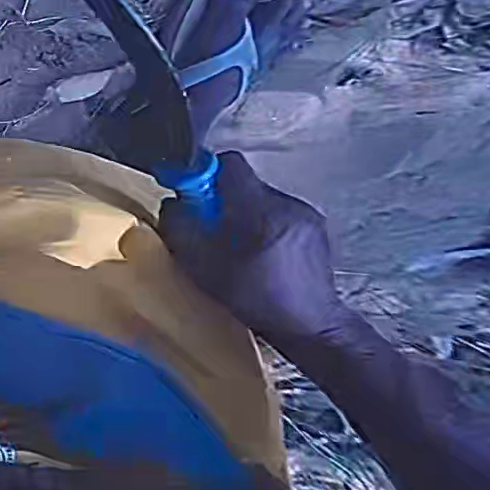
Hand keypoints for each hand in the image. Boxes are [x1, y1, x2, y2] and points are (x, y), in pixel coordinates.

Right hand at [161, 151, 366, 359]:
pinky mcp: (315, 228)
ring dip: (237, 210)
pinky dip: (257, 221)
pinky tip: (252, 249)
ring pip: (257, 197)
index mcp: (259, 209)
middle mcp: (287, 204)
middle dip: (217, 196)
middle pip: (241, 181)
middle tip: (203, 223)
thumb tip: (174, 201)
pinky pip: (275, 211)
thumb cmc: (248, 293)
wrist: (309, 326)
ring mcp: (307, 215)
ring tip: (229, 240)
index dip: (202, 172)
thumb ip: (179, 223)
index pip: (228, 164)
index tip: (188, 192)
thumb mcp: (197, 260)